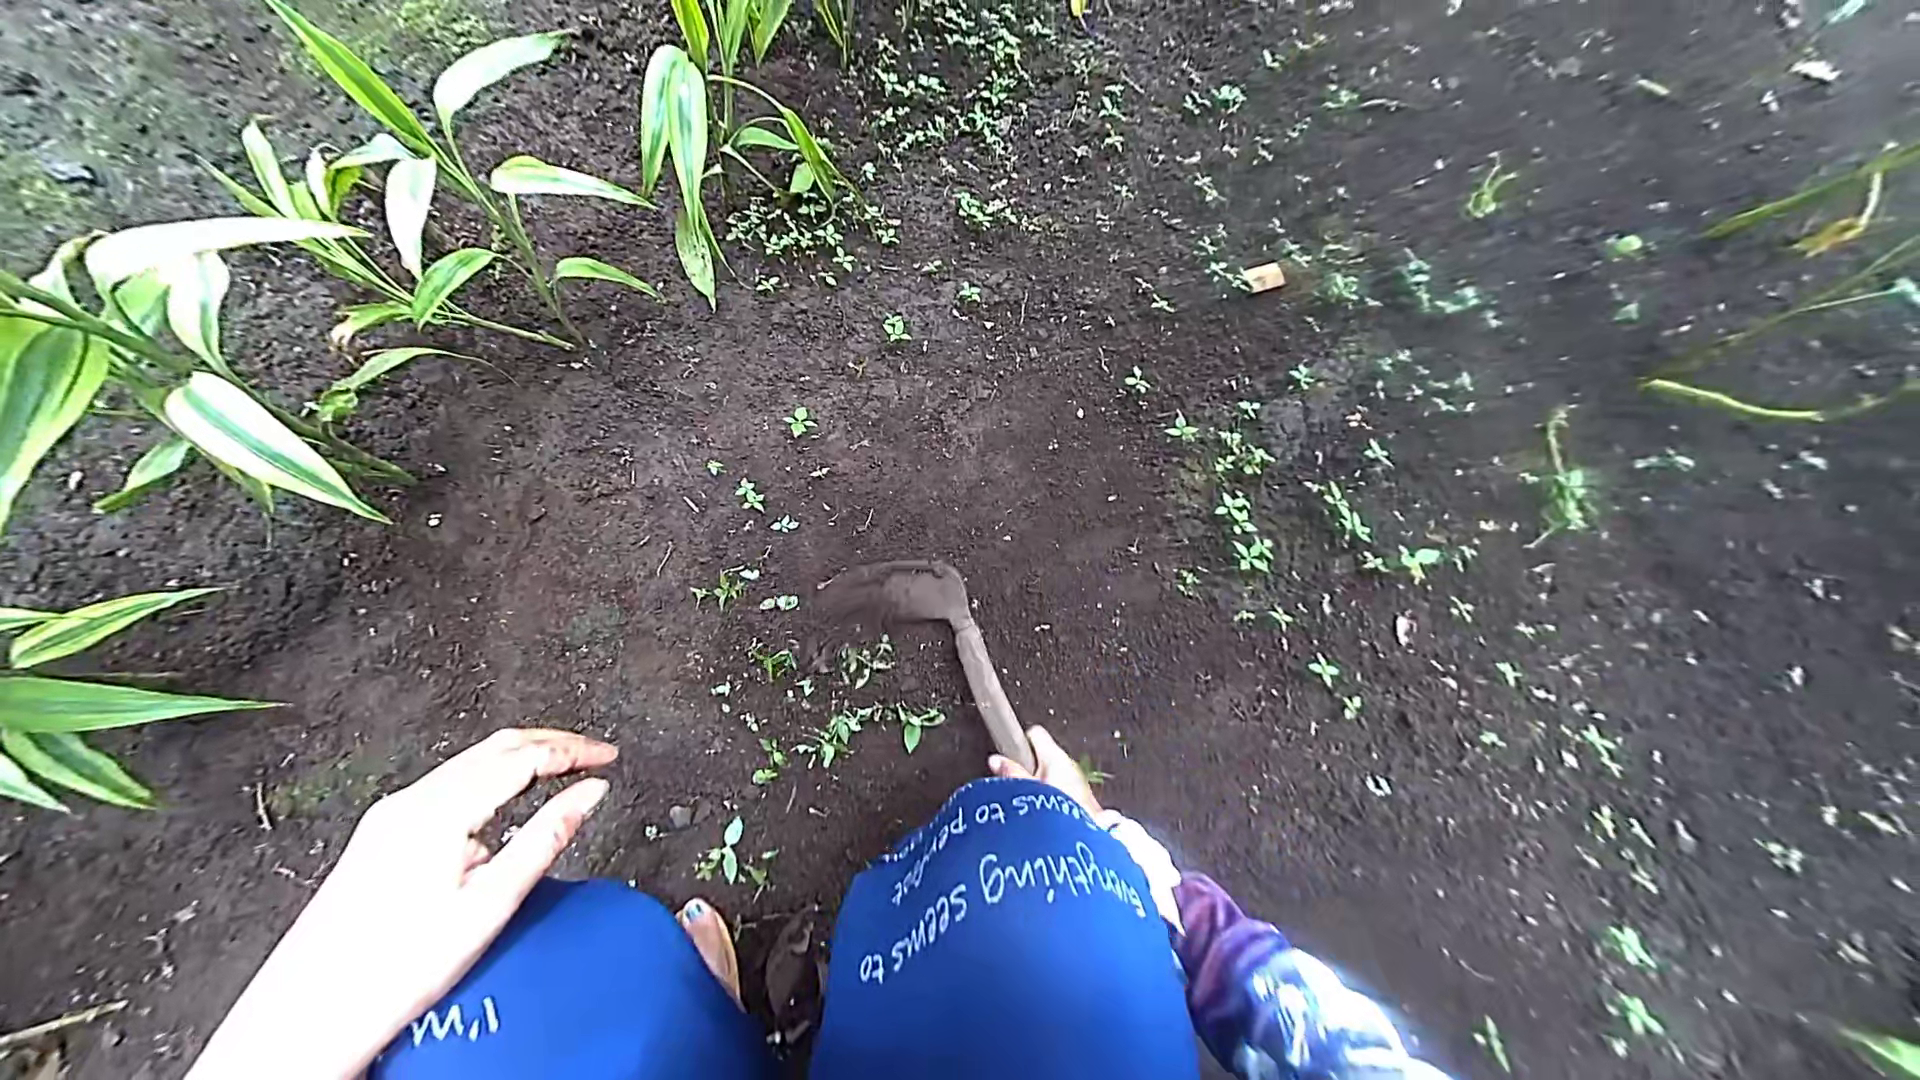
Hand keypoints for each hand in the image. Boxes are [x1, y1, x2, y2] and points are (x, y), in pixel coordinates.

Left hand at [188, 728, 615, 1079]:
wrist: (296, 1030)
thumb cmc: (390, 974)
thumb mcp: (491, 903)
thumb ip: (548, 836)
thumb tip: (592, 792)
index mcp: (439, 813)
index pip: (526, 756)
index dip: (576, 750)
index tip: (609, 755)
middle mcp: (411, 803)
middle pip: (499, 745)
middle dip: (555, 742)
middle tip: (595, 752)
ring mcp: (391, 816)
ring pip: (474, 759)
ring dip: (526, 754)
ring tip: (565, 767)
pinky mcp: (381, 833)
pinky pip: (452, 780)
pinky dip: (496, 772)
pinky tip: (511, 793)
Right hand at [988, 725, 1102, 817]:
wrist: (1082, 844)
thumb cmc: (1059, 815)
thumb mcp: (1025, 791)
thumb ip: (1010, 772)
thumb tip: (996, 761)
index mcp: (1056, 757)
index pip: (1035, 734)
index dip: (1020, 742)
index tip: (1010, 754)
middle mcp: (1071, 767)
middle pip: (1043, 758)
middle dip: (1029, 771)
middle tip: (1018, 788)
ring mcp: (1080, 785)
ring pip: (1053, 779)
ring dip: (1042, 789)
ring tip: (1032, 807)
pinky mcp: (1085, 804)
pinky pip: (1063, 795)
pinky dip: (1054, 802)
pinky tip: (1046, 818)